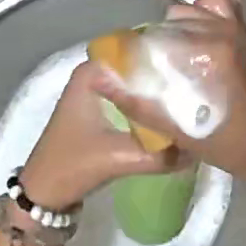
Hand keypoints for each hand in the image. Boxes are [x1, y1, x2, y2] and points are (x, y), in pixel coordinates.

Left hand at [19, 61, 183, 208]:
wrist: (44, 194)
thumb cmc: (72, 165)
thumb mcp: (119, 158)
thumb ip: (160, 153)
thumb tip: (199, 148)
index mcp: (92, 74)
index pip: (136, 51)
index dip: (165, 58)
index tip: (195, 67)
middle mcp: (95, 77)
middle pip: (140, 69)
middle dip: (167, 79)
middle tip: (201, 87)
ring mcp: (98, 95)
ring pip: (138, 87)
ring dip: (160, 97)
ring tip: (195, 102)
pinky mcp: (103, 114)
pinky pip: (133, 103)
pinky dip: (151, 111)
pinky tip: (175, 120)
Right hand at [86, 0, 245, 194]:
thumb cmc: (226, 143)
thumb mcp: (177, 129)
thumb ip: (137, 102)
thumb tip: (99, 77)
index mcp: (205, 53)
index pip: (154, 37)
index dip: (135, 52)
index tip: (131, 70)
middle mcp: (220, 32)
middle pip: (168, 22)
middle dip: (153, 41)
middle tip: (150, 66)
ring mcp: (234, 28)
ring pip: (187, 13)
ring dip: (173, 28)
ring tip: (168, 54)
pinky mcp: (242, 31)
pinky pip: (214, 6)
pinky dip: (199, 13)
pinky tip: (190, 34)